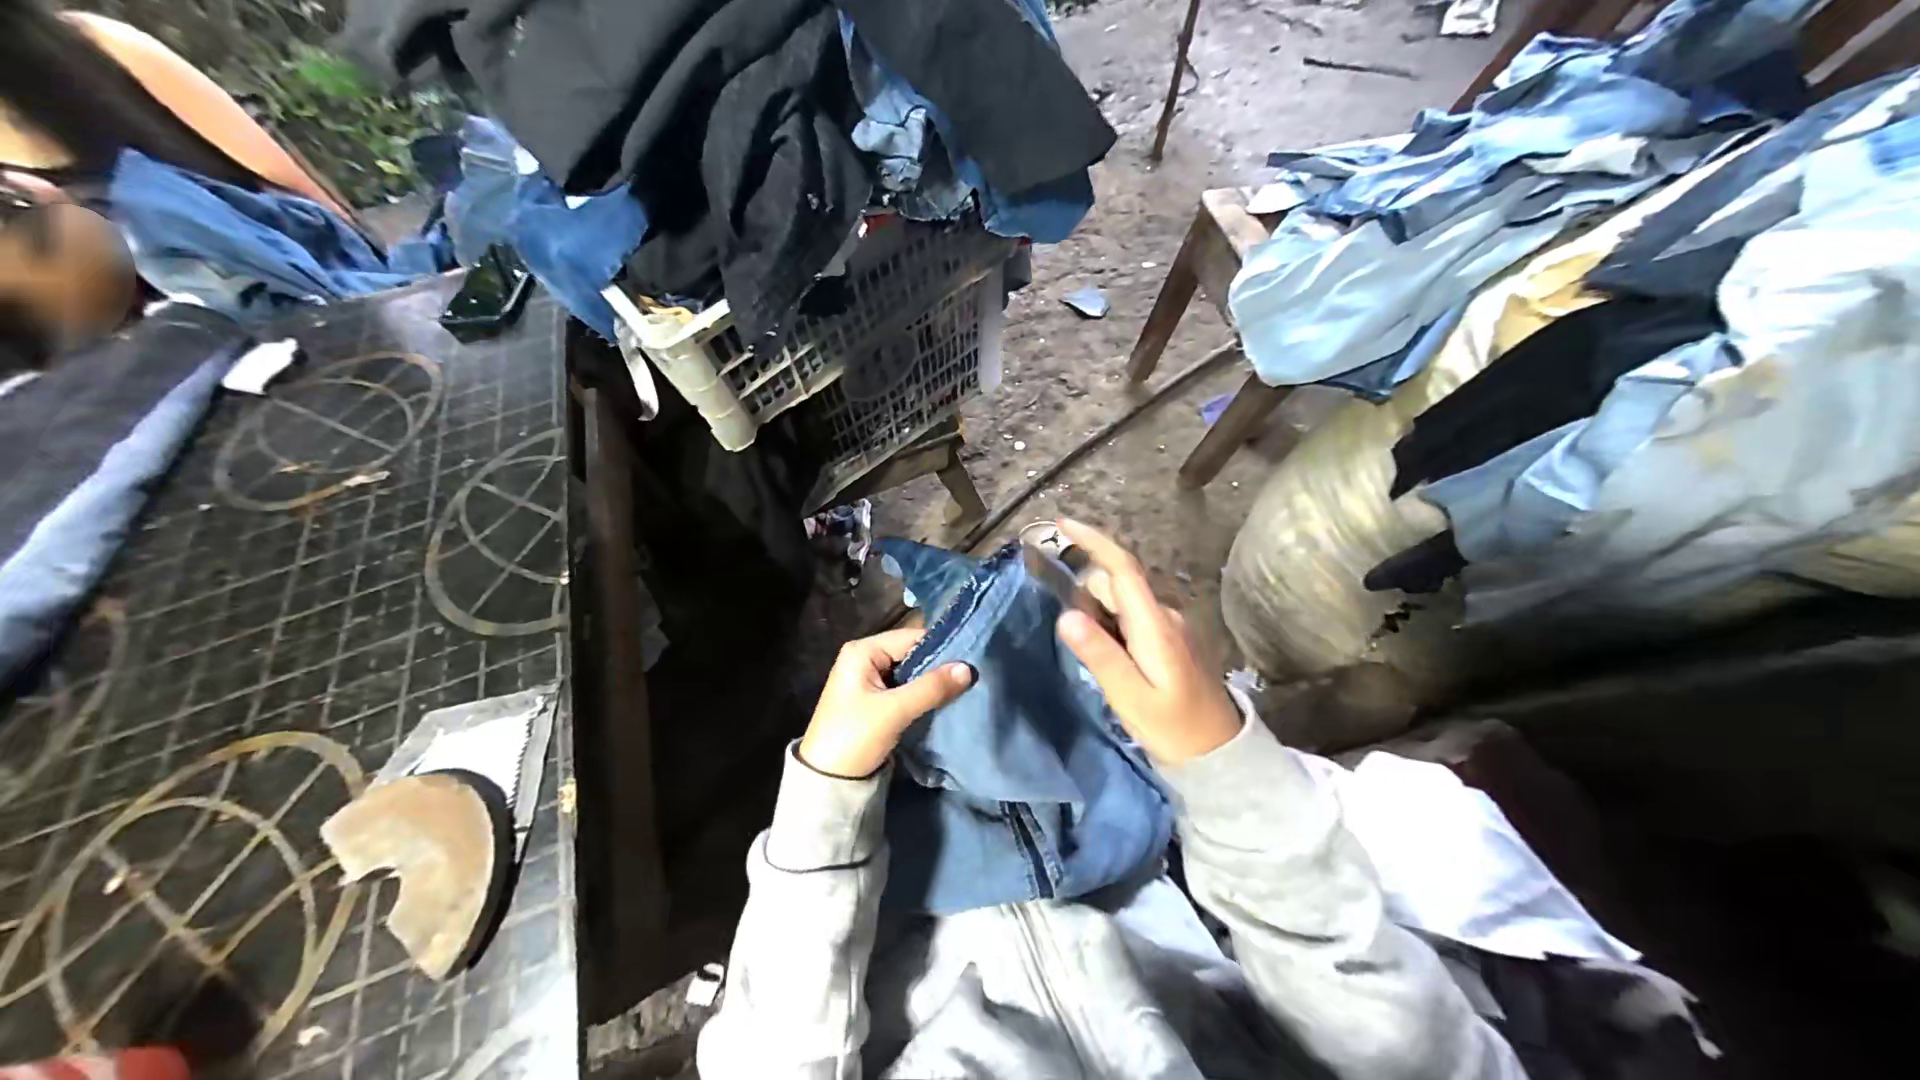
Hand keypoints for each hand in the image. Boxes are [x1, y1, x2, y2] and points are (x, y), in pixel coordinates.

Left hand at [798, 629, 973, 778]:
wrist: (826, 781)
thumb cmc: (854, 737)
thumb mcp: (894, 711)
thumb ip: (931, 687)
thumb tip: (968, 668)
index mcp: (862, 650)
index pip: (911, 638)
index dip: (941, 648)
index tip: (972, 660)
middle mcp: (865, 658)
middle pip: (912, 653)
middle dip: (939, 666)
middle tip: (972, 676)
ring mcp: (869, 679)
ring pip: (911, 673)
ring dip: (932, 682)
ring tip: (964, 688)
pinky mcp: (875, 700)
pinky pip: (905, 689)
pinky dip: (922, 694)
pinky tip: (944, 701)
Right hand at [1054, 518, 1242, 763]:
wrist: (1219, 753)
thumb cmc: (1174, 728)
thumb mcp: (1131, 697)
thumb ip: (1100, 655)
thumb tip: (1066, 615)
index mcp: (1155, 625)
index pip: (1124, 569)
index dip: (1094, 541)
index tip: (1063, 523)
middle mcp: (1164, 614)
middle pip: (1116, 583)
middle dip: (1086, 594)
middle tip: (1075, 639)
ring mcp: (1168, 625)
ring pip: (1121, 600)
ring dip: (1097, 612)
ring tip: (1094, 658)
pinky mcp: (1168, 638)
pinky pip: (1130, 616)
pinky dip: (1109, 623)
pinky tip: (1108, 657)